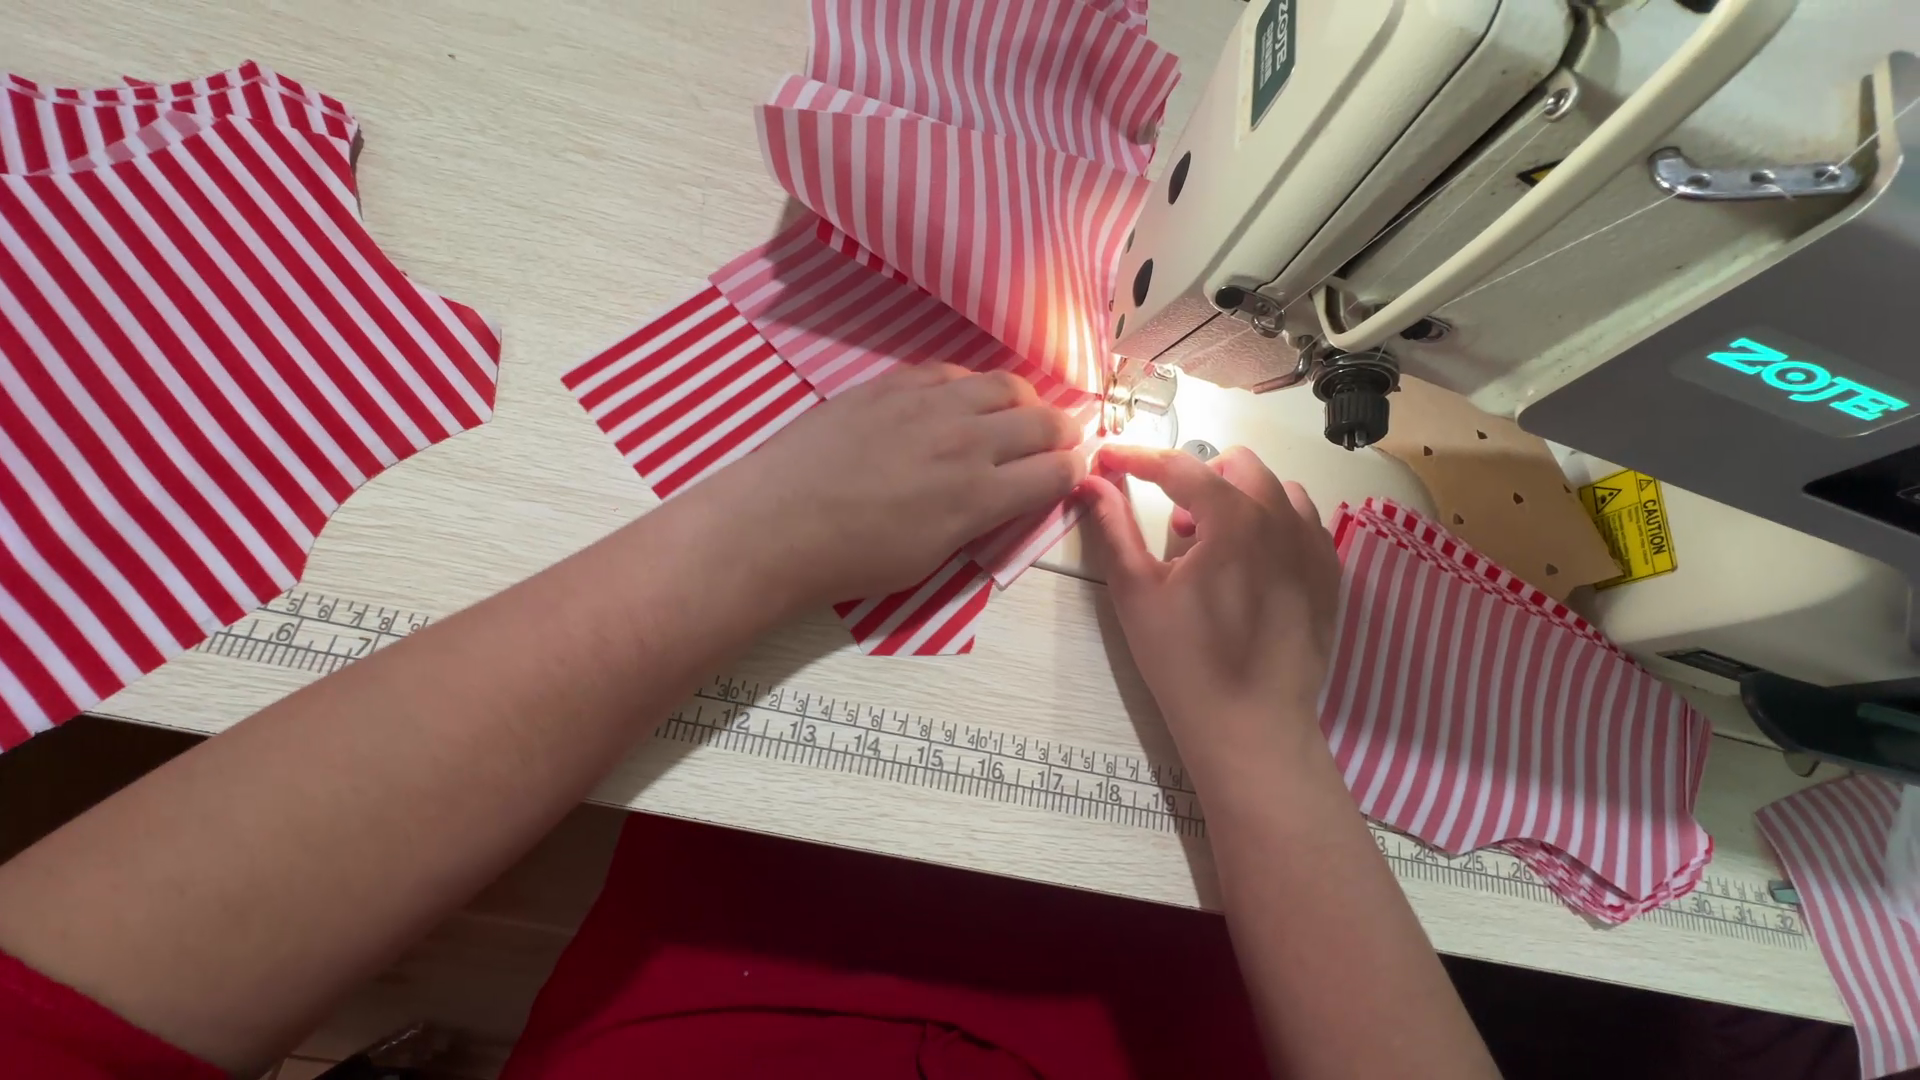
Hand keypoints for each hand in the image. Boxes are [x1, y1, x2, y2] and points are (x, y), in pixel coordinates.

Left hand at [690, 364, 1088, 610]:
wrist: (777, 524)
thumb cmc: (853, 561)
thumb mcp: (931, 558)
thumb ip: (978, 520)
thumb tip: (1003, 495)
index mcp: (980, 495)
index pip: (1057, 471)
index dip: (1073, 471)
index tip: (1069, 472)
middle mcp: (966, 441)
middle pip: (1043, 419)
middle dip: (1060, 432)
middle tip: (1054, 442)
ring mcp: (928, 404)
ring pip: (1003, 384)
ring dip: (1021, 401)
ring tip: (1012, 415)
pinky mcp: (891, 383)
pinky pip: (951, 371)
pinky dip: (969, 386)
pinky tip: (957, 401)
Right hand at [1084, 444, 1339, 782]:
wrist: (1251, 726)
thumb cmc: (1185, 661)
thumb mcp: (1136, 593)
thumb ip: (1114, 528)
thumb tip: (1092, 482)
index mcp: (1234, 519)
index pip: (1180, 466)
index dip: (1138, 457)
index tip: (1109, 457)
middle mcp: (1283, 519)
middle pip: (1238, 465)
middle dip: (1199, 479)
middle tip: (1176, 528)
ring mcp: (1314, 546)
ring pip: (1277, 490)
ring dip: (1240, 501)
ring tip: (1215, 550)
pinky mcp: (1329, 574)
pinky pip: (1303, 523)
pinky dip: (1272, 526)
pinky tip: (1250, 569)